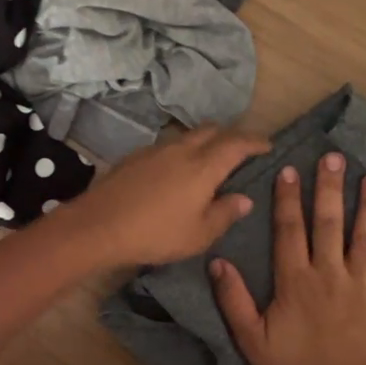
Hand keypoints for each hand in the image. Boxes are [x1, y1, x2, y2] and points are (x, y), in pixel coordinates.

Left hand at [58, 126, 270, 266]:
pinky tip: (176, 168)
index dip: (255, 141)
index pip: (236, 143)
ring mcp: (153, 150)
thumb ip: (224, 213)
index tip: (268, 145)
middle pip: (211, 130)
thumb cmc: (155, 234)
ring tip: (210, 157)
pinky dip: (180, 150)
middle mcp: (180, 150)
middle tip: (241, 148)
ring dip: (203, 140)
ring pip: (186, 135)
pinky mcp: (133, 157)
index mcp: (203, 166)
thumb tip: (244, 198)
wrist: (97, 225)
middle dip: (231, 134)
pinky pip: (166, 145)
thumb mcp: (198, 234)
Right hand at [210, 153, 365, 364]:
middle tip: (334, 157)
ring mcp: (362, 286)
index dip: (288, 198)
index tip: (289, 169)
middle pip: (328, 223)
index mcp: (295, 281)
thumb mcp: (251, 339)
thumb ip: (234, 299)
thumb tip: (218, 261)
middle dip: (329, 188)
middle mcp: (329, 274)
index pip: (290, 230)